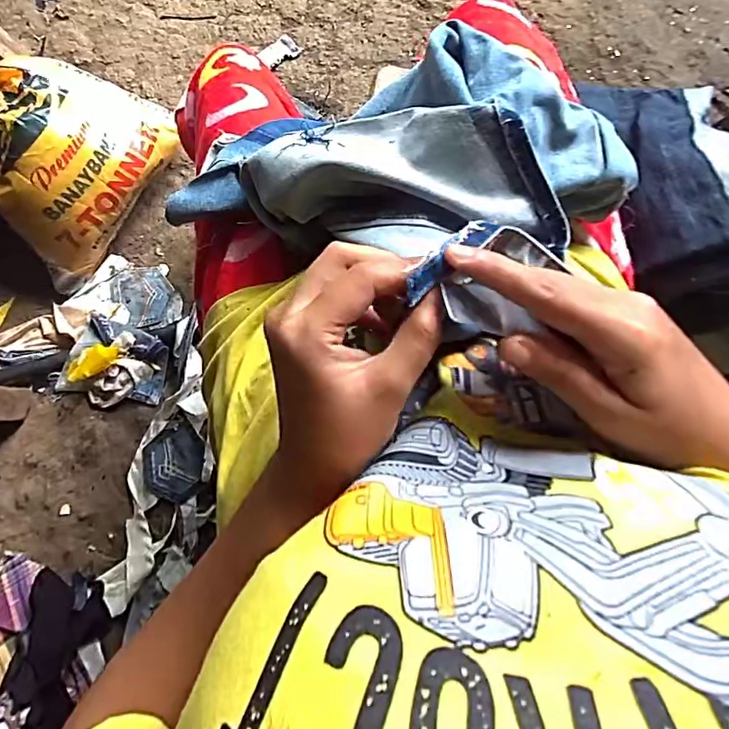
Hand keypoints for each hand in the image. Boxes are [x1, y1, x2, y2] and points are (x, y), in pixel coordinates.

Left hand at [262, 243, 441, 514]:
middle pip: (339, 259)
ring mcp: (286, 316)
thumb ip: (418, 334)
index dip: (403, 270)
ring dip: (374, 278)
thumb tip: (441, 294)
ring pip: (334, 269)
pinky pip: (330, 289)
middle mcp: (287, 313)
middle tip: (423, 285)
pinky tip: (388, 317)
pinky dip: (362, 294)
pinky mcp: (294, 324)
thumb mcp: (390, 386)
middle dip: (385, 265)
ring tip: (409, 303)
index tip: (440, 276)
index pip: (360, 276)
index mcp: (306, 329)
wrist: (310, 470)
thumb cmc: (349, 438)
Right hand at [443, 244, 728, 501]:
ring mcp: (634, 304)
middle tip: (455, 261)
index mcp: (621, 329)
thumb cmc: (671, 438)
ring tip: (476, 274)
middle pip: (552, 281)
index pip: (546, 292)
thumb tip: (507, 339)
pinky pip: (578, 297)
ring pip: (564, 285)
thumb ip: (559, 372)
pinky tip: (522, 299)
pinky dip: (544, 295)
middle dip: (502, 269)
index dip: (498, 271)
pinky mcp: (634, 312)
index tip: (457, 253)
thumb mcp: (609, 415)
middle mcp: (627, 304)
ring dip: (521, 280)